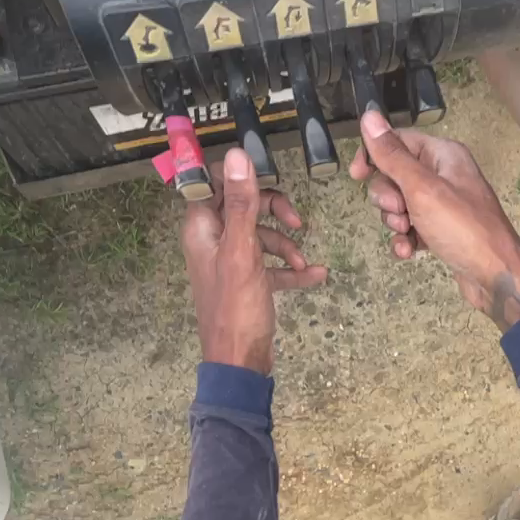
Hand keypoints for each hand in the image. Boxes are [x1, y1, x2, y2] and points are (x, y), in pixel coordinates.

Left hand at [180, 149, 327, 373]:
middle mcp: (214, 242)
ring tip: (304, 262)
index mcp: (203, 229)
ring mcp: (232, 263)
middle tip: (297, 220)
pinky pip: (273, 267)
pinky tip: (317, 276)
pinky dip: (292, 270)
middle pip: (244, 207)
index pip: (213, 183)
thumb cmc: (236, 310)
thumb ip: (241, 205)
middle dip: (273, 211)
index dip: (239, 176)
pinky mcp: (250, 284)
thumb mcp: (242, 253)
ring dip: (287, 246)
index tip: (268, 177)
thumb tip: (239, 156)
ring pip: (262, 237)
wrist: (240, 363)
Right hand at [350, 109, 519, 331]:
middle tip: (399, 211)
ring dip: (395, 222)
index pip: (398, 141)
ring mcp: (443, 206)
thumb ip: (393, 155)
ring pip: (400, 205)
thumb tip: (369, 117)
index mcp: (443, 155)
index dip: (374, 156)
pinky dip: (406, 240)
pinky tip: (408, 252)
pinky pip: (412, 229)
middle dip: (388, 197)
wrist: (494, 276)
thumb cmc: (463, 228)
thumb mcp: (422, 188)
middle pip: (395, 176)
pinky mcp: (441, 232)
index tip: (357, 176)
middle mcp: (444, 175)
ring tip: (408, 233)